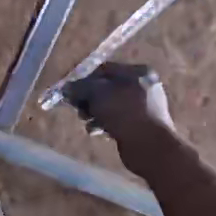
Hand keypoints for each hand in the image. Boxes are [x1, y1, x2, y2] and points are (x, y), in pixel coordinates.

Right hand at [60, 63, 179, 167]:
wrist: (149, 146)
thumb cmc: (124, 113)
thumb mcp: (97, 94)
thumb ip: (80, 88)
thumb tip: (66, 88)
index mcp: (138, 72)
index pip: (104, 69)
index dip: (84, 80)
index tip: (71, 93)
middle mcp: (143, 86)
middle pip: (106, 88)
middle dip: (89, 99)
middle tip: (79, 109)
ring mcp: (143, 107)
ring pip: (110, 106)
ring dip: (95, 113)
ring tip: (87, 121)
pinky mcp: (140, 126)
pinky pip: (117, 120)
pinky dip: (105, 124)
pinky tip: (96, 132)